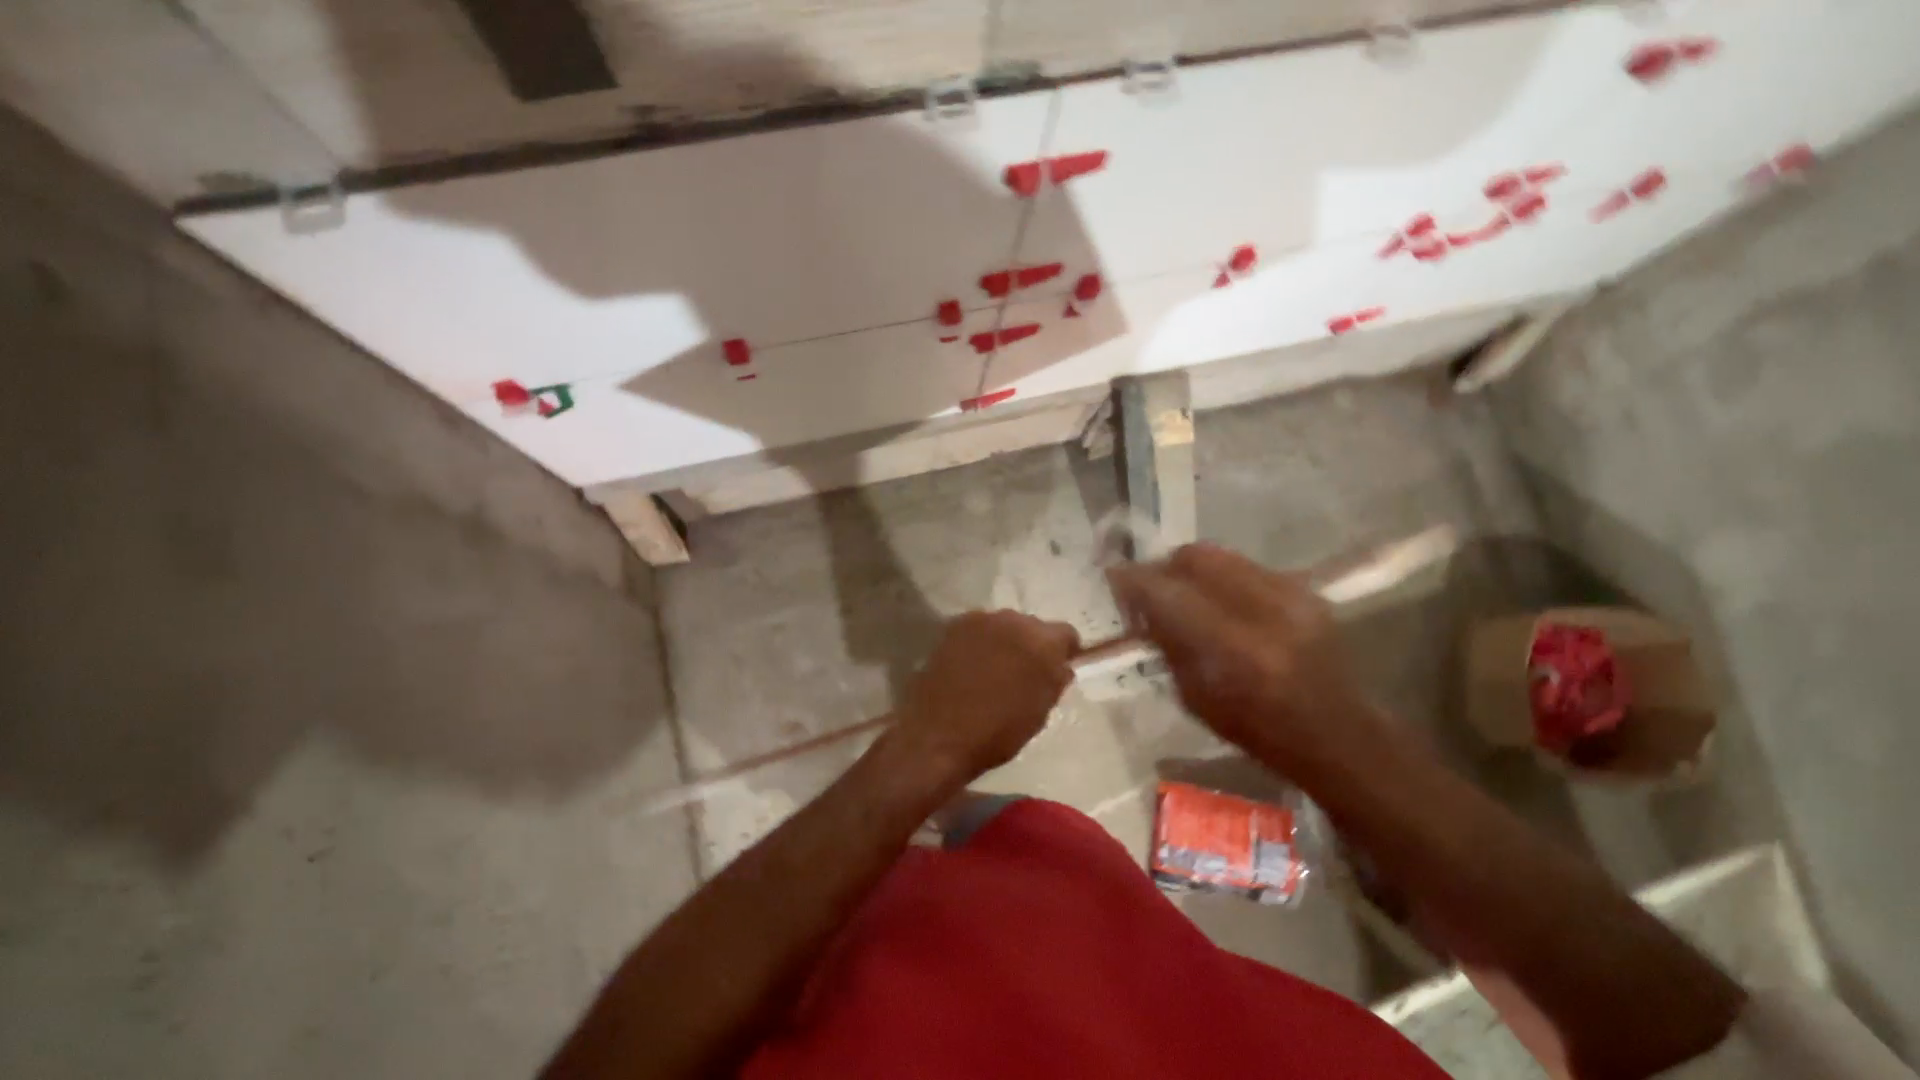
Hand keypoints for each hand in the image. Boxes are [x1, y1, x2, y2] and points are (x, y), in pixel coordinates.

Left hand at [887, 610, 1079, 782]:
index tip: (1058, 669)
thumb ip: (1054, 681)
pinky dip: (980, 644)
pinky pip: (977, 631)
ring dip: (1005, 642)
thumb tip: (1060, 666)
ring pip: (1003, 626)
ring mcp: (979, 621)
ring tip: (995, 670)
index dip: (1064, 652)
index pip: (1066, 634)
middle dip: (1032, 645)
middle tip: (1024, 672)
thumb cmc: (998, 732)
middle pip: (1032, 626)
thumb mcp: (1039, 713)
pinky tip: (971, 667)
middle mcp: (1012, 620)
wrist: (939, 736)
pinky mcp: (952, 628)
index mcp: (1042, 642)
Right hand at [1106, 543, 1383, 770]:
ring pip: (1222, 555)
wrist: (1335, 735)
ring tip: (1183, 591)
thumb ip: (1168, 645)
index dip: (1133, 581)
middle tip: (1150, 586)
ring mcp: (1291, 595)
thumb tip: (1139, 606)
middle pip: (1195, 558)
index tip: (1114, 579)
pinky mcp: (1306, 590)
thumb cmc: (1257, 731)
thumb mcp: (1196, 698)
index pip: (1167, 594)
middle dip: (1164, 567)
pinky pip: (1249, 567)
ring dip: (1193, 569)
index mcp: (1232, 651)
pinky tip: (1221, 600)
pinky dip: (1224, 578)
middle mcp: (1264, 612)